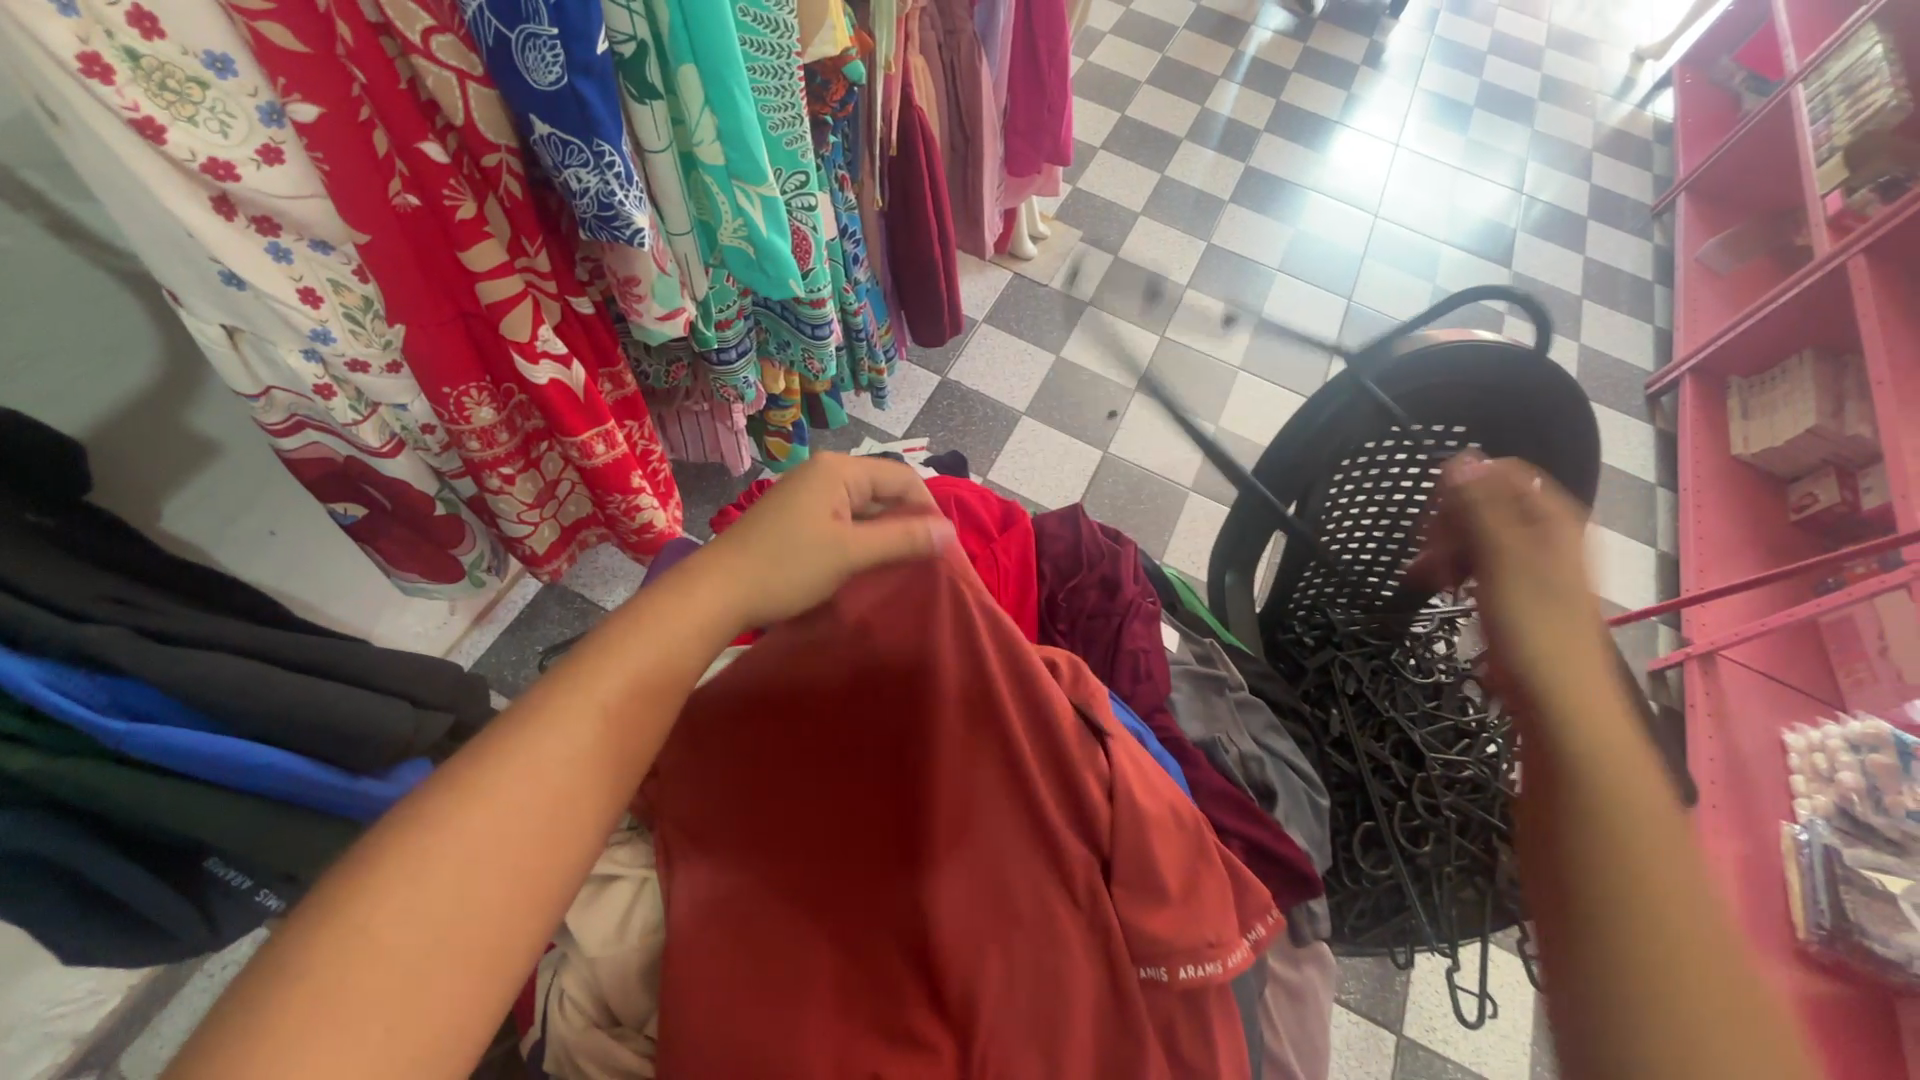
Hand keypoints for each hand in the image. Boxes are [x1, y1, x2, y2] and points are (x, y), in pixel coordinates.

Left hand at [689, 453, 956, 630]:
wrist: (717, 592)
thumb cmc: (786, 568)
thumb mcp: (851, 554)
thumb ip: (903, 539)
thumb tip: (951, 531)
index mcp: (839, 469)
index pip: (903, 478)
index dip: (928, 510)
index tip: (942, 549)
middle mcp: (824, 472)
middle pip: (884, 489)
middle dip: (907, 522)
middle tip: (926, 560)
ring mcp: (808, 493)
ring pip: (864, 507)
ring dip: (885, 533)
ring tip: (901, 565)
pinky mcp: (797, 516)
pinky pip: (843, 519)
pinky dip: (861, 539)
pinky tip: (867, 564)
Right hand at [1406, 452, 1617, 726]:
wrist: (1556, 699)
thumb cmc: (1532, 627)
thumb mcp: (1502, 560)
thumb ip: (1480, 508)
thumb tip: (1459, 458)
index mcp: (1551, 519)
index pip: (1503, 474)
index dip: (1464, 485)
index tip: (1432, 513)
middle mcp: (1544, 535)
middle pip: (1486, 503)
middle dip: (1448, 522)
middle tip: (1425, 550)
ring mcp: (1530, 565)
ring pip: (1477, 535)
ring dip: (1445, 548)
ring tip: (1423, 575)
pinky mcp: (1515, 593)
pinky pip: (1478, 564)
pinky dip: (1454, 569)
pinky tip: (1436, 586)